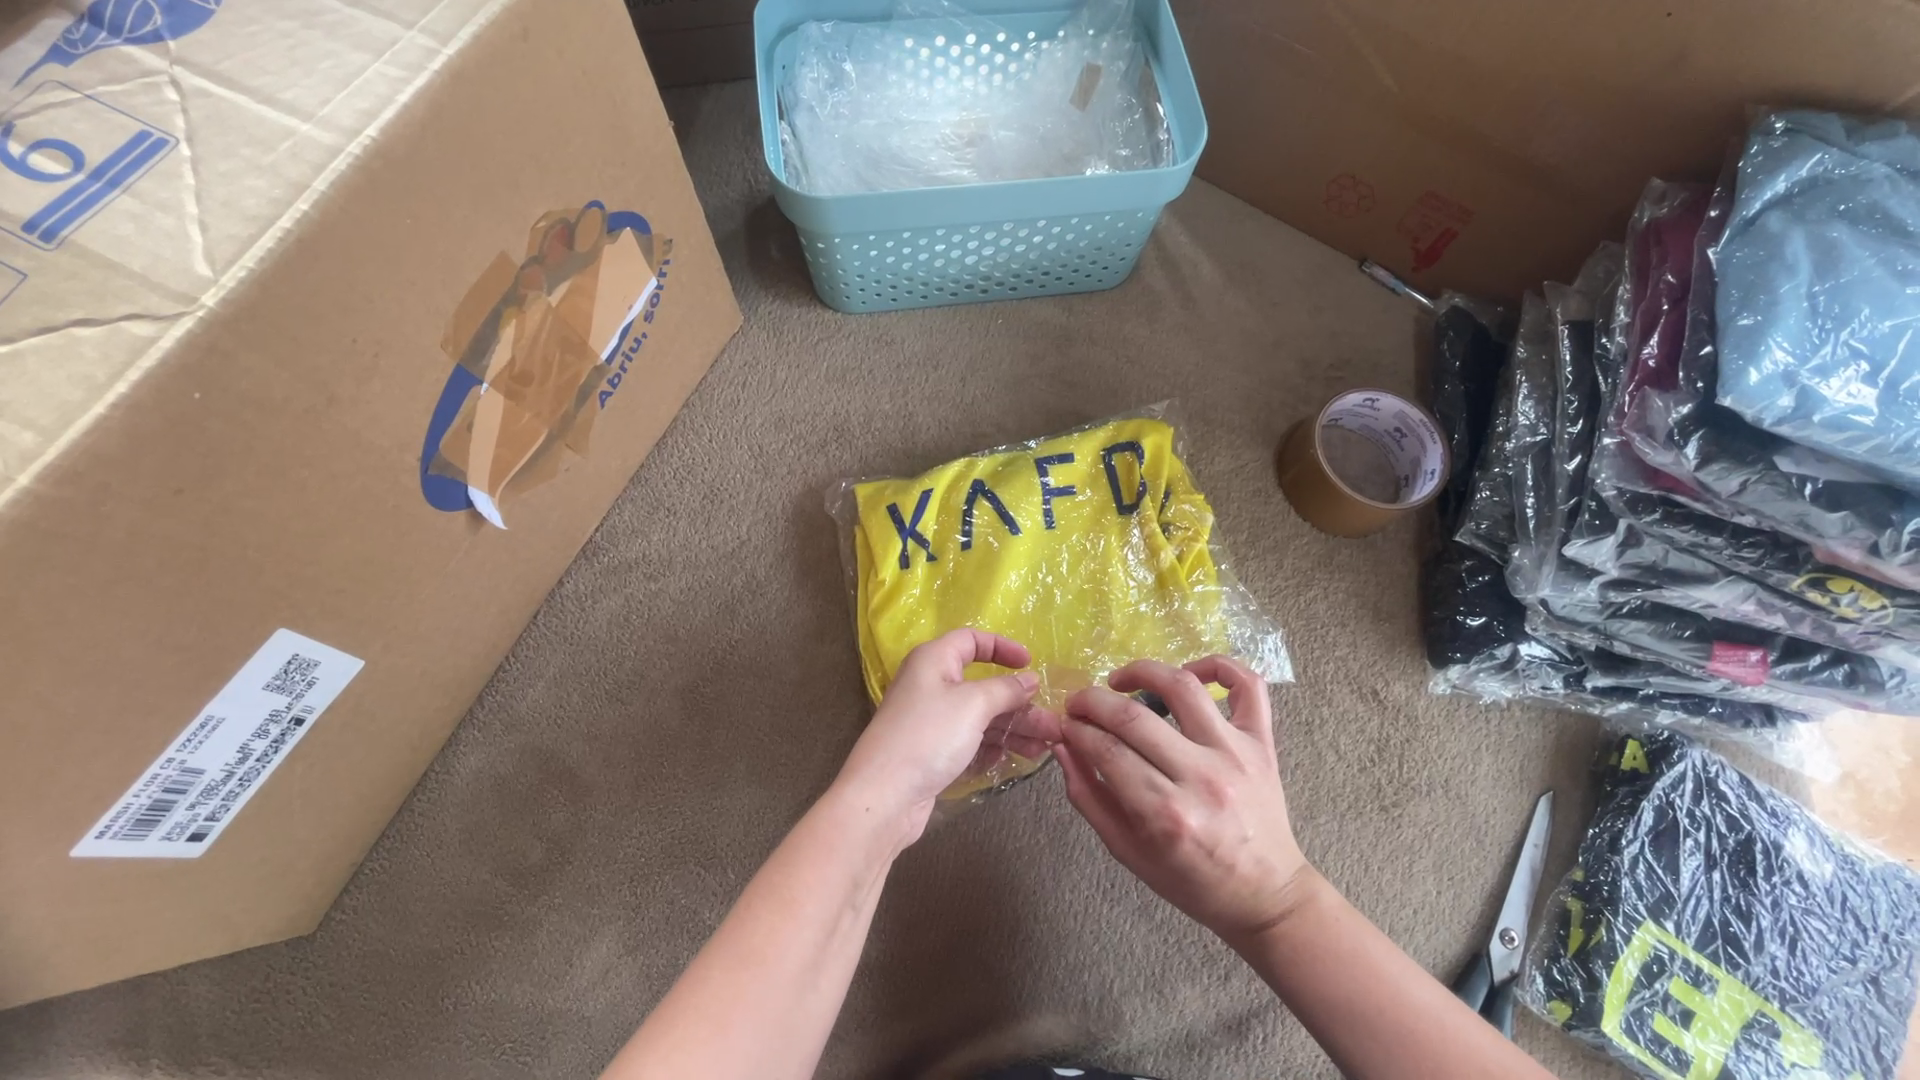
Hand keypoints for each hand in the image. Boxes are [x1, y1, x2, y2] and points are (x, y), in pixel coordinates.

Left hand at [834, 629, 1059, 842]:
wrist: (884, 796)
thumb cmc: (928, 736)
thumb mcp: (973, 705)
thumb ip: (1005, 689)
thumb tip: (1029, 679)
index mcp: (934, 661)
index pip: (971, 640)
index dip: (1002, 647)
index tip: (1031, 663)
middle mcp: (931, 685)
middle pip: (983, 685)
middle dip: (1019, 702)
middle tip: (1052, 722)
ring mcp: (932, 720)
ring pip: (981, 716)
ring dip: (1015, 728)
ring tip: (1048, 745)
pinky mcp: (933, 751)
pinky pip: (971, 740)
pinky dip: (995, 746)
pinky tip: (1019, 759)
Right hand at [1055, 656, 1309, 944]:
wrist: (1266, 895)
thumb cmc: (1191, 881)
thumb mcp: (1127, 852)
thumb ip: (1089, 798)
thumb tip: (1062, 747)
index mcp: (1165, 814)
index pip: (1105, 751)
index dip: (1076, 731)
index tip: (1064, 725)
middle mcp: (1201, 777)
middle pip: (1133, 717)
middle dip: (1092, 702)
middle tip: (1078, 703)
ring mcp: (1236, 755)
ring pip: (1184, 688)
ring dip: (1143, 671)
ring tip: (1120, 680)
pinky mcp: (1263, 743)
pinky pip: (1248, 686)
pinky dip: (1220, 666)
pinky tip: (1190, 670)